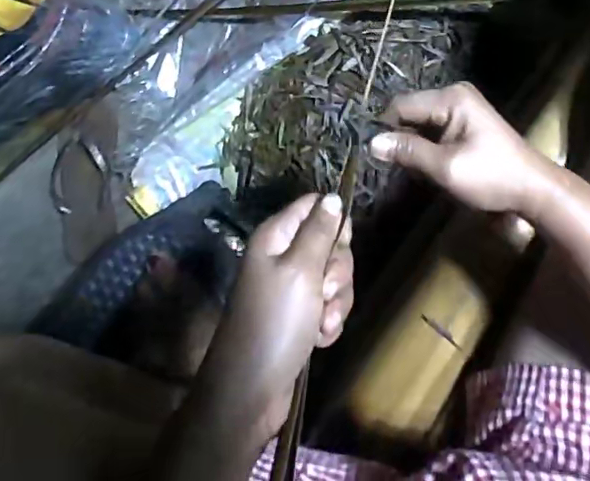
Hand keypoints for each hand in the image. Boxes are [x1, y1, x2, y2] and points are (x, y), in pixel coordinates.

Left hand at [191, 192, 353, 447]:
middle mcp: (283, 255)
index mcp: (276, 236)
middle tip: (325, 290)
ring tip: (321, 323)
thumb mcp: (301, 270)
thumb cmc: (275, 323)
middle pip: (329, 241)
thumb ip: (320, 231)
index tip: (338, 246)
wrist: (250, 393)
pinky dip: (328, 322)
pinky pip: (328, 305)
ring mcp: (290, 287)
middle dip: (338, 269)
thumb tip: (332, 197)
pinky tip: (319, 339)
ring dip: (336, 301)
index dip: (333, 221)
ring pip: (333, 276)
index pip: (314, 205)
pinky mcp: (299, 315)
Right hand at [370, 83, 557, 215]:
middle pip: (410, 112)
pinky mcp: (466, 123)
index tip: (374, 156)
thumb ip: (408, 152)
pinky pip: (434, 130)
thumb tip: (372, 142)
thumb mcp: (446, 168)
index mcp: (451, 98)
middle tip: (395, 168)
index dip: (385, 129)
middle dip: (400, 138)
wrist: (534, 190)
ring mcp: (462, 108)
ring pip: (421, 123)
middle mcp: (454, 95)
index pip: (401, 105)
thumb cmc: (492, 177)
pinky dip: (428, 147)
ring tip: (414, 171)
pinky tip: (430, 167)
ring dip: (414, 146)